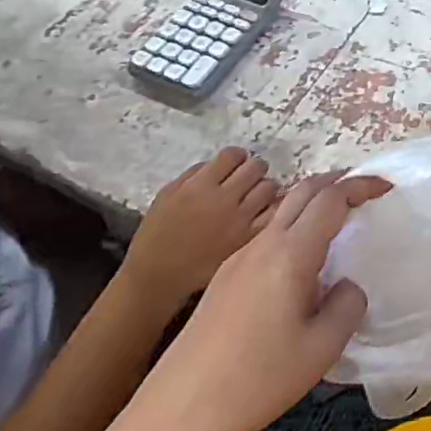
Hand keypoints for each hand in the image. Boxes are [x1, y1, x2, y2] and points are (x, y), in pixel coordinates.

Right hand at [121, 148, 278, 308]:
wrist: (158, 276)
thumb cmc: (157, 234)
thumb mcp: (167, 195)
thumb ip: (194, 174)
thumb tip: (219, 163)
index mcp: (200, 185)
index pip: (233, 154)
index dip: (235, 157)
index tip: (232, 165)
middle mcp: (224, 198)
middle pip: (256, 166)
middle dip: (253, 169)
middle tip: (247, 179)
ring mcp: (240, 218)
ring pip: (270, 187)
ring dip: (264, 187)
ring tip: (254, 196)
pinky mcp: (249, 237)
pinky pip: (273, 213)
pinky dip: (270, 209)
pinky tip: (260, 213)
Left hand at [136, 171, 391, 430]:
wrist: (177, 414)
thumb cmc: (257, 380)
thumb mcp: (323, 348)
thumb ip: (348, 305)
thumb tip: (346, 285)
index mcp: (290, 253)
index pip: (331, 199)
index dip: (361, 185)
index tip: (386, 187)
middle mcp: (262, 246)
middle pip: (302, 191)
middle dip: (337, 182)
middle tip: (364, 193)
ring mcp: (237, 261)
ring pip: (280, 211)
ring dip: (313, 204)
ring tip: (336, 225)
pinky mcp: (223, 280)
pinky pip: (265, 236)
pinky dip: (293, 228)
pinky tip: (300, 265)